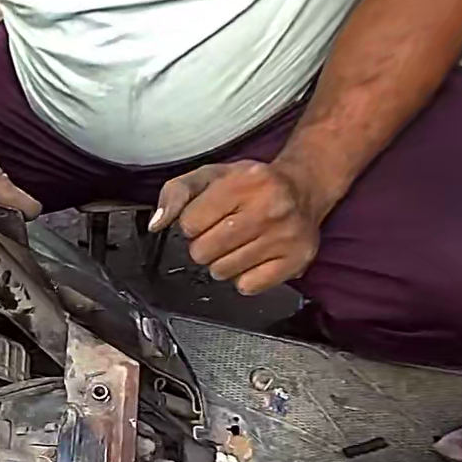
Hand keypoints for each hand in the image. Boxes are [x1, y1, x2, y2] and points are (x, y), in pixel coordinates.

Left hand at [147, 160, 331, 294]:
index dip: (191, 224)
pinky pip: (247, 286)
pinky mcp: (297, 260)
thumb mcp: (208, 176)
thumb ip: (175, 194)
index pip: (189, 224)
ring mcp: (286, 236)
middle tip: (221, 232)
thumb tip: (157, 224)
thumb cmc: (249, 185)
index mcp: (246, 182)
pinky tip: (253, 257)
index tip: (206, 217)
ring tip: (238, 243)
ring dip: (222, 262)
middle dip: (204, 246)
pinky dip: (244, 277)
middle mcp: (271, 208)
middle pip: (203, 252)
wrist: (304, 187)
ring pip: (222, 271)